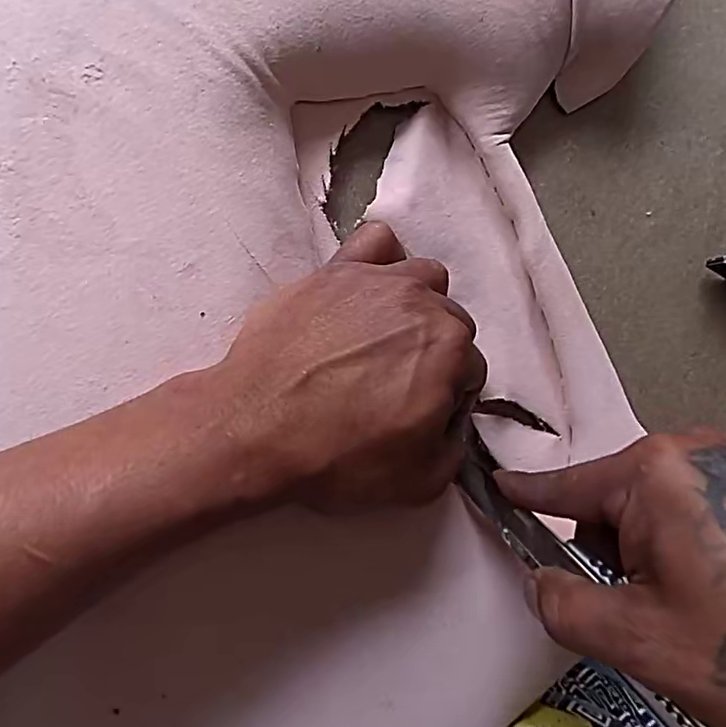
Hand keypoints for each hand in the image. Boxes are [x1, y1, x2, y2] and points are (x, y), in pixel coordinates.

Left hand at [212, 222, 485, 512]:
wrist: (254, 429)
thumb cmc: (332, 456)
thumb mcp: (418, 483)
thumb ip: (454, 449)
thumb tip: (450, 426)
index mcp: (451, 352)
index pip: (471, 371)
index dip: (446, 399)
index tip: (420, 413)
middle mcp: (420, 306)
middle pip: (449, 323)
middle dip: (433, 354)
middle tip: (397, 384)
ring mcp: (375, 283)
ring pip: (422, 279)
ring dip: (416, 306)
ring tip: (384, 337)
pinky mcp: (334, 273)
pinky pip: (374, 243)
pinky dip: (381, 261)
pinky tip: (366, 290)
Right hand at [497, 430, 725, 726]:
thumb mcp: (645, 645)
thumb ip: (566, 608)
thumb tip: (541, 583)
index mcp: (657, 472)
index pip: (565, 485)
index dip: (525, 496)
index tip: (494, 489)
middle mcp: (702, 453)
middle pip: (617, 504)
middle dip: (612, 556)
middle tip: (647, 619)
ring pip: (663, 515)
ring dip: (657, 563)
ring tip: (704, 623)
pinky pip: (708, 518)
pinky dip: (699, 558)